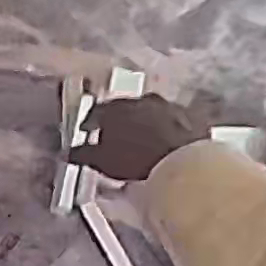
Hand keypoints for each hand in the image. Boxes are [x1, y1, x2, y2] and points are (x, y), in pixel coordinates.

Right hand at [67, 94, 207, 181]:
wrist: (183, 164)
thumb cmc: (136, 160)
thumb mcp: (99, 161)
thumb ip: (81, 153)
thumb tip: (72, 153)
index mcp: (117, 108)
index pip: (96, 111)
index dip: (89, 123)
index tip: (87, 131)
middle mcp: (143, 101)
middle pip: (125, 109)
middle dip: (117, 122)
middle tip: (112, 137)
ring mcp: (170, 107)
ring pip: (150, 113)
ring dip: (142, 124)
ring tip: (138, 142)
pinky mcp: (192, 117)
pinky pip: (173, 120)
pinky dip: (165, 129)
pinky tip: (161, 143)